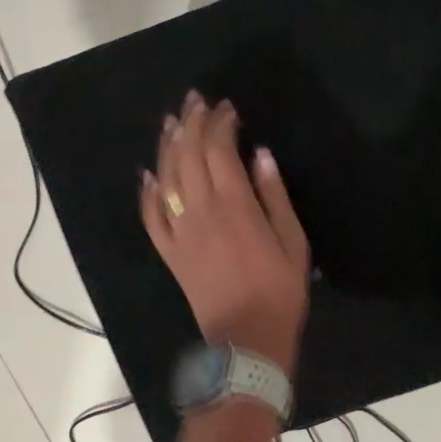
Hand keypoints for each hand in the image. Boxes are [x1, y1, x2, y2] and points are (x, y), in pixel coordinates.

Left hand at [142, 91, 310, 373]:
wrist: (246, 340)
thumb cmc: (279, 292)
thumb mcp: (293, 242)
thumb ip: (274, 196)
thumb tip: (260, 155)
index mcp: (235, 205)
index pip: (219, 150)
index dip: (221, 124)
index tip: (228, 108)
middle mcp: (201, 211)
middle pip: (188, 155)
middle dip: (192, 123)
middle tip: (195, 101)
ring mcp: (180, 232)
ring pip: (166, 178)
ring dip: (167, 146)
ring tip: (172, 123)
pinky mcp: (169, 253)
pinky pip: (151, 217)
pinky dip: (147, 193)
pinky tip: (148, 175)